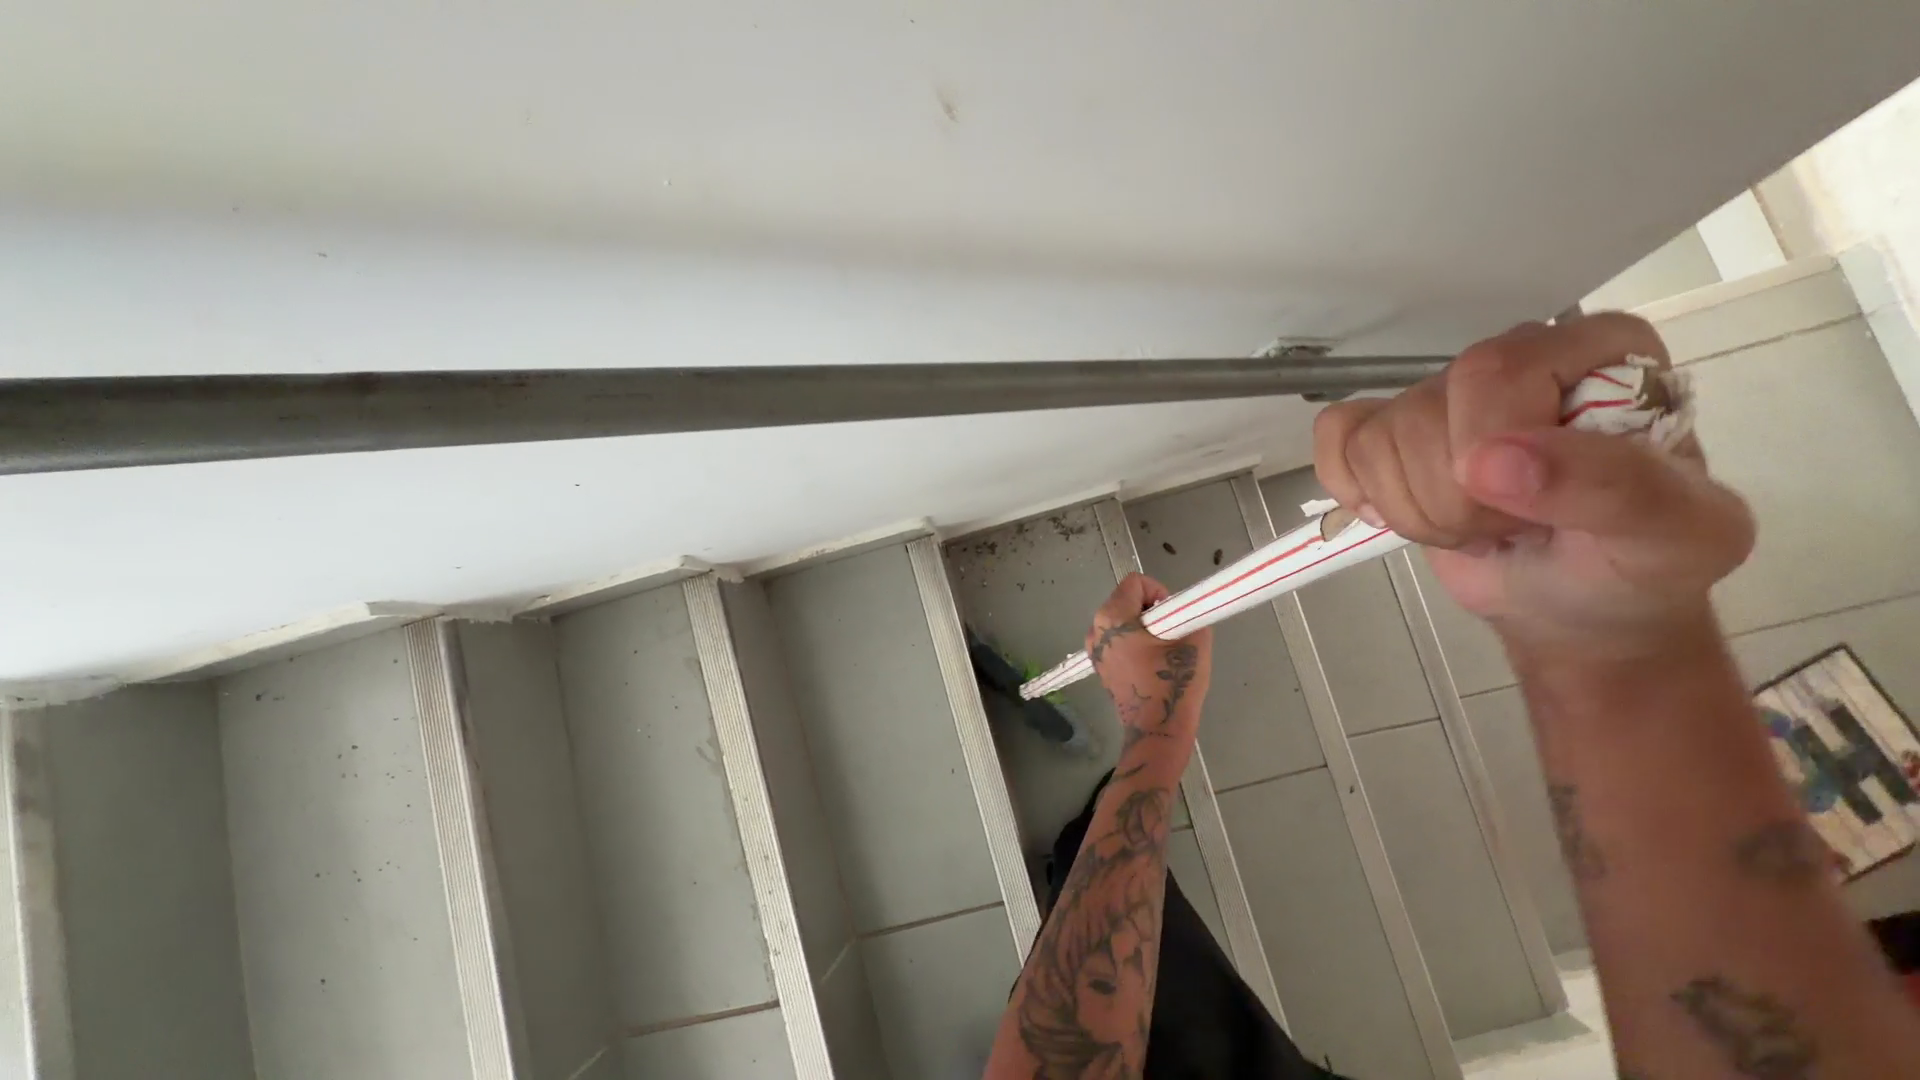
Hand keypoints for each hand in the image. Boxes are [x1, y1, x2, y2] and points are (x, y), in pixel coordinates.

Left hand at [1086, 574, 1212, 738]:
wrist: (1157, 728)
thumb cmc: (1174, 681)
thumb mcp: (1195, 639)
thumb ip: (1190, 612)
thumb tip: (1184, 608)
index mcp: (1112, 616)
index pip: (1135, 582)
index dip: (1160, 593)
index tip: (1173, 617)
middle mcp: (1096, 628)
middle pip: (1126, 599)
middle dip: (1151, 611)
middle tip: (1170, 636)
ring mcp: (1094, 649)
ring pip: (1122, 620)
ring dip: (1143, 627)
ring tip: (1162, 653)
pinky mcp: (1099, 665)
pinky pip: (1118, 639)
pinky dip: (1134, 643)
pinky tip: (1150, 665)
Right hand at [1311, 314, 1753, 660]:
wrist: (1577, 607)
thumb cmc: (1634, 568)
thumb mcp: (1677, 538)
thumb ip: (1613, 488)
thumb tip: (1489, 461)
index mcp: (1596, 350)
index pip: (1493, 371)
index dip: (1491, 451)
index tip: (1535, 511)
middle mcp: (1511, 358)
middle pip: (1423, 409)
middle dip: (1453, 498)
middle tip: (1507, 527)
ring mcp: (1439, 395)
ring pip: (1374, 439)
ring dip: (1416, 511)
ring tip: (1473, 527)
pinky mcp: (1386, 431)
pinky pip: (1335, 437)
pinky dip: (1354, 490)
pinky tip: (1400, 511)